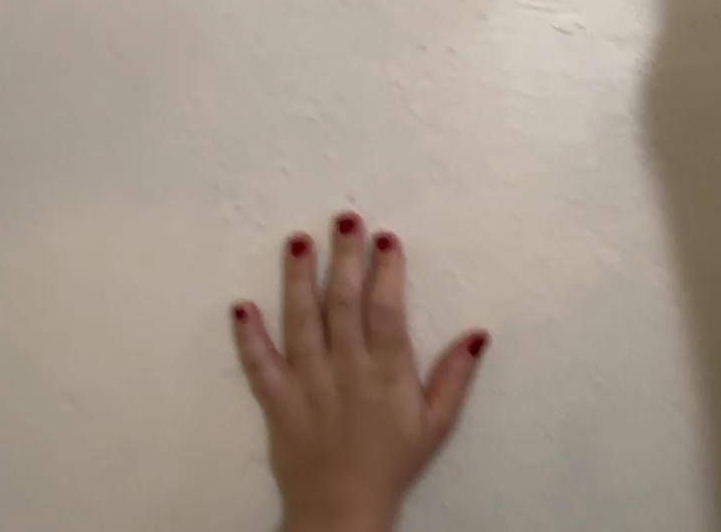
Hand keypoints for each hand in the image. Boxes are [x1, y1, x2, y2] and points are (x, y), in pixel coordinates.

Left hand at [231, 214, 488, 531]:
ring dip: (298, 281)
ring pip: (301, 324)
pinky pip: (259, 368)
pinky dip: (249, 339)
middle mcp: (346, 372)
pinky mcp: (278, 404)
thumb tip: (479, 332)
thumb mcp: (437, 423)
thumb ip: (455, 376)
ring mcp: (308, 386)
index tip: (385, 237)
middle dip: (344, 258)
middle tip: (343, 219)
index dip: (386, 272)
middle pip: (343, 305)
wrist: (341, 516)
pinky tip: (241, 308)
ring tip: (296, 242)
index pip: (386, 311)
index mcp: (387, 373)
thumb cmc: (394, 462)